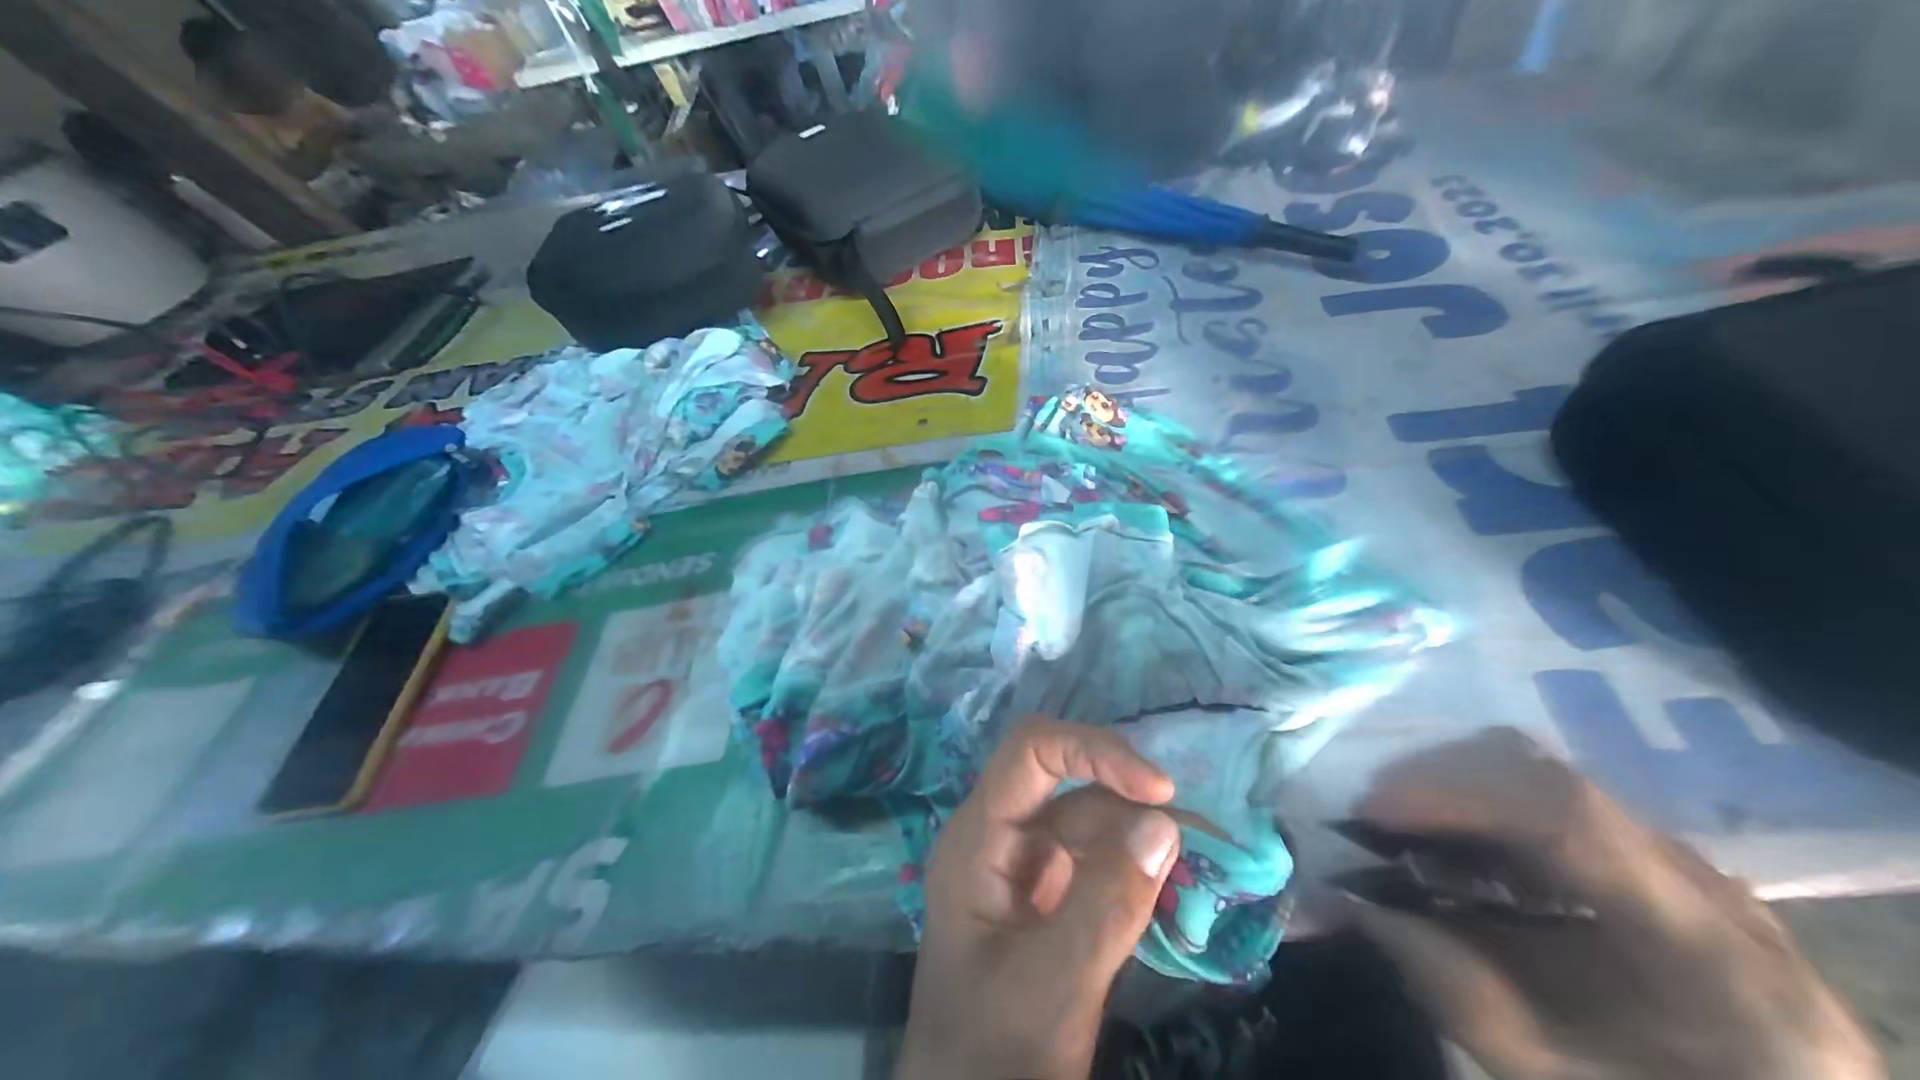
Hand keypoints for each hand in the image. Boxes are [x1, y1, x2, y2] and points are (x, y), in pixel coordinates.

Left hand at [898, 719, 1183, 1079]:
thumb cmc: (992, 1052)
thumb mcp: (1051, 984)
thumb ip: (1105, 906)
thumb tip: (1164, 824)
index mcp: (979, 840)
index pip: (1031, 752)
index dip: (1093, 751)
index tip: (1159, 790)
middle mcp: (1001, 841)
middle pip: (1068, 785)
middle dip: (1132, 798)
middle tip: (1205, 837)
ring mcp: (1026, 872)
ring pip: (1091, 826)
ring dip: (1145, 839)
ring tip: (1208, 865)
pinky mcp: (1051, 904)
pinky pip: (1099, 867)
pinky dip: (1138, 873)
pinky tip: (1176, 891)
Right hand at [1349, 729, 1883, 1079]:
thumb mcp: (1528, 1057)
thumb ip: (1433, 972)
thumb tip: (1334, 894)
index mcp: (1698, 945)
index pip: (1567, 817)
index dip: (1452, 795)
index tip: (1369, 811)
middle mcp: (1700, 879)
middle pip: (1545, 774)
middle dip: (1436, 778)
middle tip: (1368, 813)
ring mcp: (1680, 857)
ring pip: (1541, 772)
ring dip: (1452, 783)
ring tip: (1396, 821)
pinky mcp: (1651, 851)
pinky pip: (1547, 796)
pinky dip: (1479, 802)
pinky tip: (1448, 838)